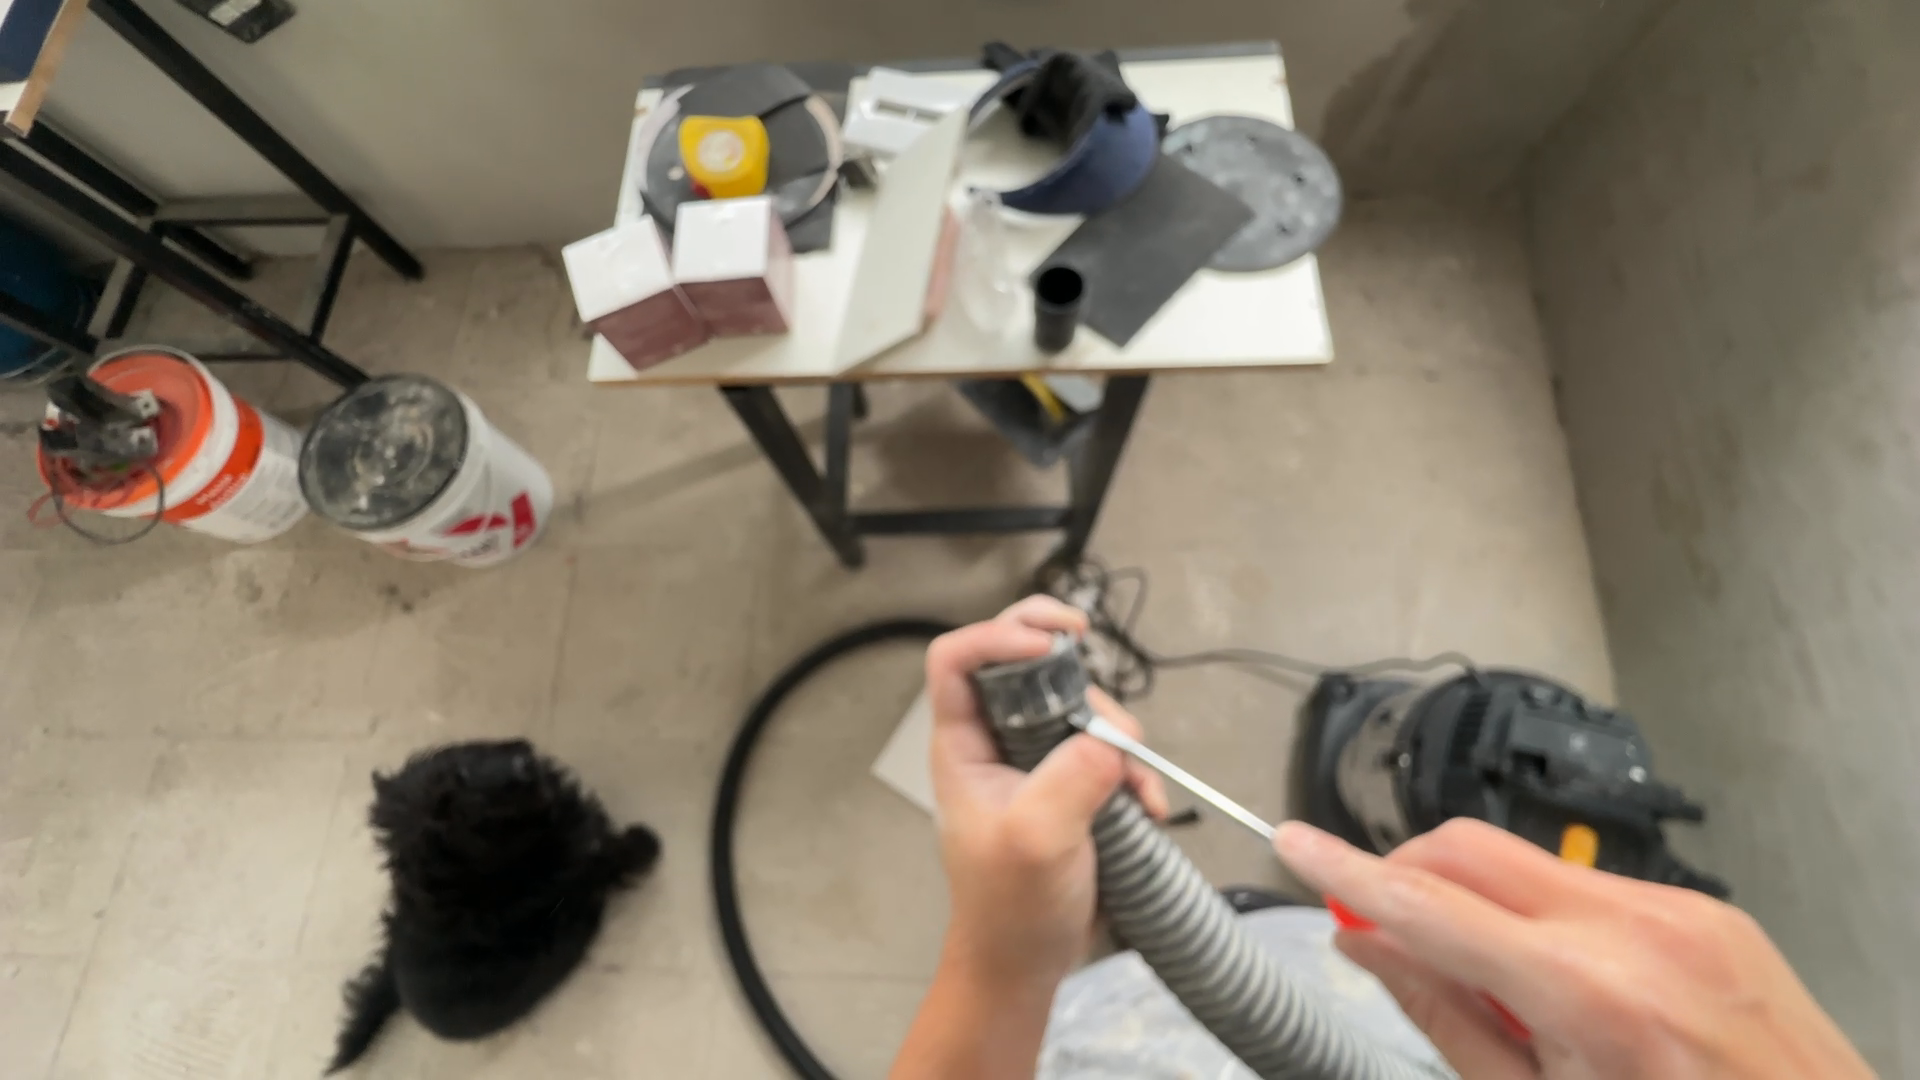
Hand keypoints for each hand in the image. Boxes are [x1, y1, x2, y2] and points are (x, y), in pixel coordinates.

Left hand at [923, 596, 1168, 987]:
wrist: (1030, 957)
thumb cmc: (1010, 906)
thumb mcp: (1034, 841)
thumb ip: (1069, 781)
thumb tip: (1109, 739)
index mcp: (962, 741)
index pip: (956, 659)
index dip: (994, 637)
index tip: (1048, 648)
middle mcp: (997, 736)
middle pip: (1020, 659)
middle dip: (1060, 655)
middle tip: (1086, 645)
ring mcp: (1037, 755)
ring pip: (1074, 700)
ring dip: (1111, 725)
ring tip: (1133, 782)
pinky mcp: (1073, 776)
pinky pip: (1106, 744)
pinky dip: (1133, 765)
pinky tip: (1148, 806)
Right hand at [1274, 818, 1873, 1079]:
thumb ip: (1438, 1012)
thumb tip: (1360, 941)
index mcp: (1596, 1000)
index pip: (1426, 904)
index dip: (1345, 869)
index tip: (1290, 841)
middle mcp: (1638, 930)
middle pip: (1462, 846)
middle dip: (1403, 870)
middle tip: (1383, 925)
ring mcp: (1681, 910)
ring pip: (1511, 855)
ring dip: (1465, 892)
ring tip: (1490, 972)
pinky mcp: (1704, 906)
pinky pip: (1570, 877)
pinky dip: (1528, 907)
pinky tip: (1552, 971)